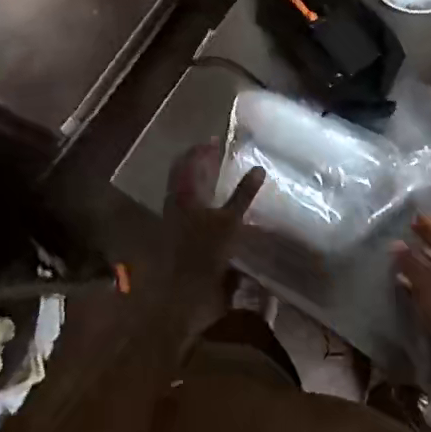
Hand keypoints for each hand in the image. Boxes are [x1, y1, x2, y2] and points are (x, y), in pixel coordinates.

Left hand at [164, 142, 263, 297]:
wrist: (184, 290)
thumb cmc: (207, 251)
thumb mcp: (230, 221)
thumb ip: (243, 194)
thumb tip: (259, 169)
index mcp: (183, 193)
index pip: (188, 161)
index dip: (201, 149)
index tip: (216, 141)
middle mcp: (173, 201)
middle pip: (180, 172)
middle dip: (196, 161)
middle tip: (214, 154)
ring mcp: (171, 217)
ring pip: (180, 188)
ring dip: (195, 178)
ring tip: (213, 174)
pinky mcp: (174, 231)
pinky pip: (183, 202)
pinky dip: (195, 194)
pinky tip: (208, 202)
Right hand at [394, 215, 430, 372]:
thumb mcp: (426, 286)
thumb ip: (410, 263)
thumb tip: (396, 242)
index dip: (430, 225)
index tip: (414, 215)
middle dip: (427, 239)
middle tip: (408, 229)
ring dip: (422, 258)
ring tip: (401, 252)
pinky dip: (420, 278)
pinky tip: (404, 281)